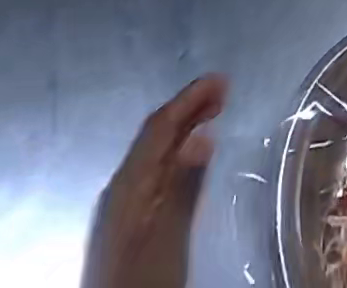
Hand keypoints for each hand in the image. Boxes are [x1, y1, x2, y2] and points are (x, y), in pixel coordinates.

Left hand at [82, 74, 227, 287]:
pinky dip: (176, 154)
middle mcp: (122, 185)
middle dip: (188, 108)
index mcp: (129, 182)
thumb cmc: (143, 284)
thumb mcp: (168, 240)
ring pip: (156, 152)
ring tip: (212, 113)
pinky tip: (190, 159)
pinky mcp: (129, 222)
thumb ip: (183, 188)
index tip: (220, 79)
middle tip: (223, 91)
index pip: (160, 127)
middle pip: (156, 135)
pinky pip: (155, 171)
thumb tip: (202, 135)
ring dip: (184, 129)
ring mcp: (123, 204)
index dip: (189, 98)